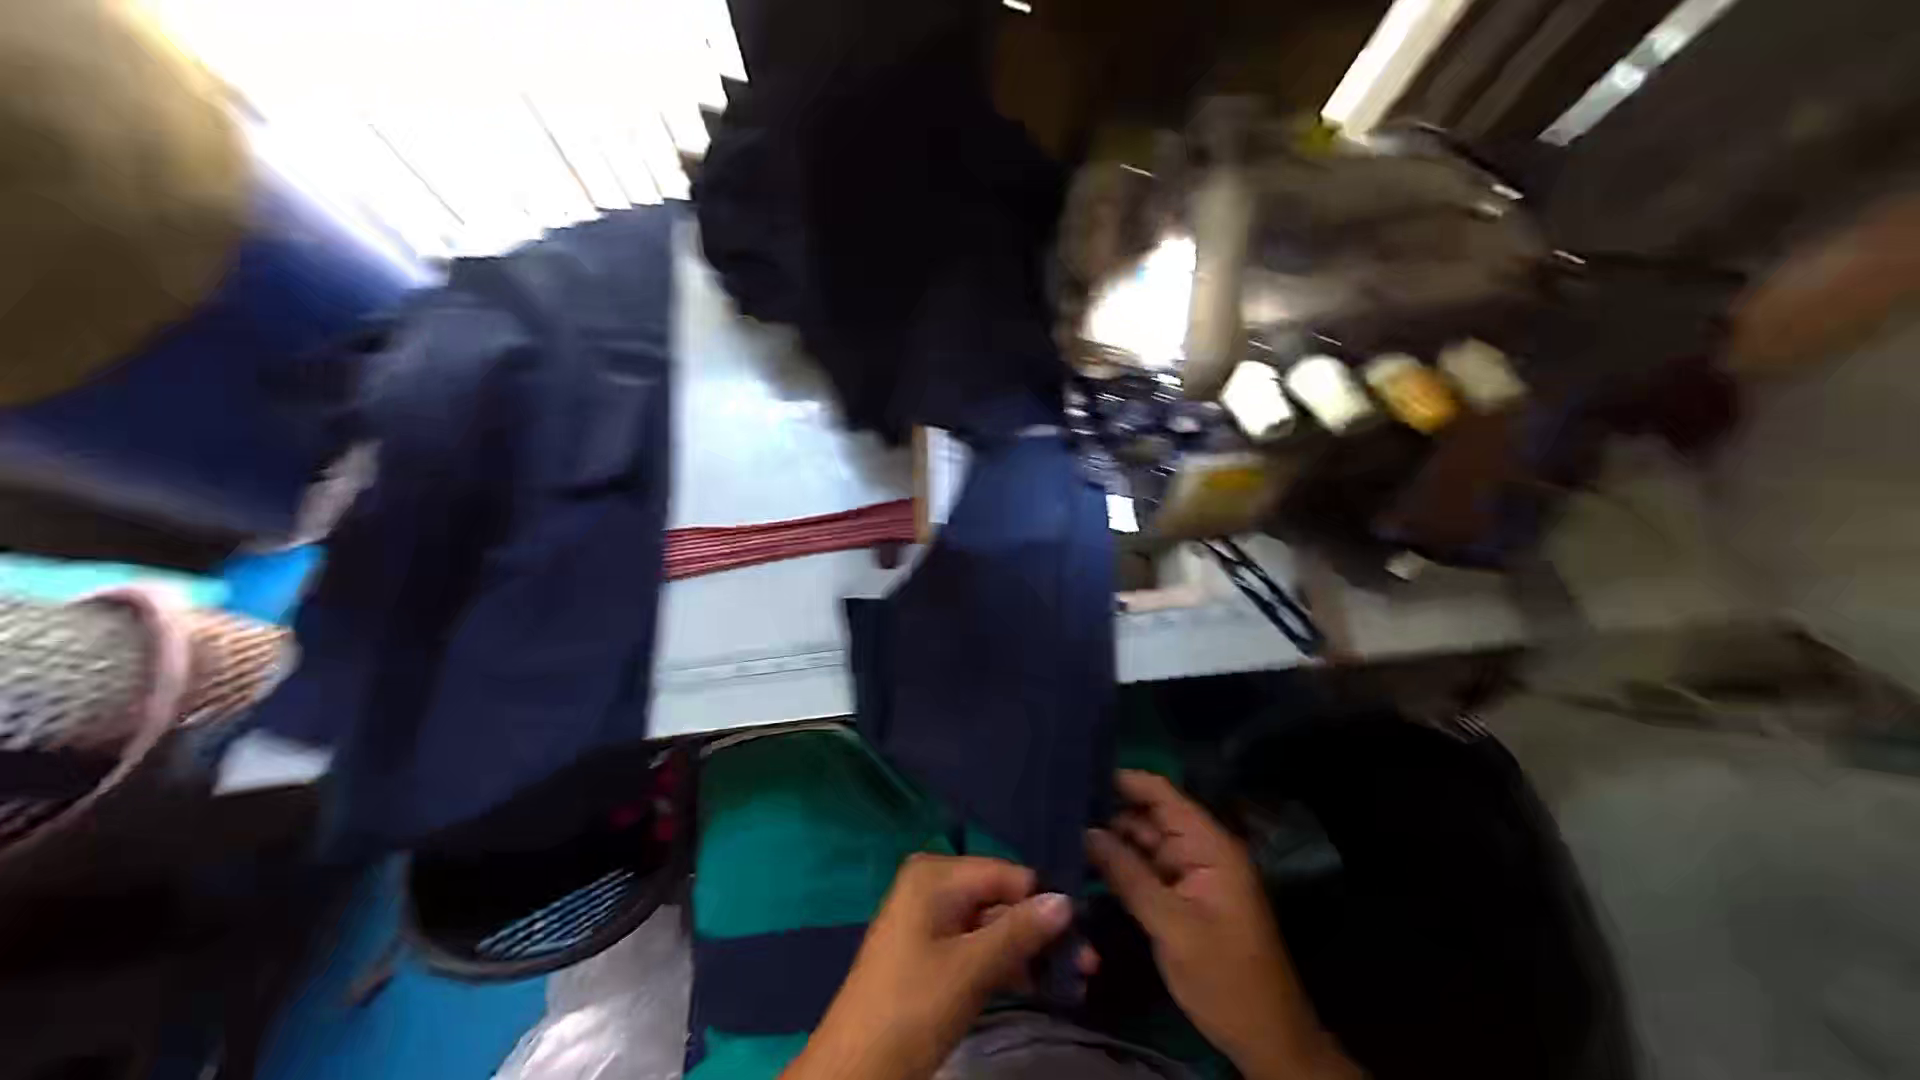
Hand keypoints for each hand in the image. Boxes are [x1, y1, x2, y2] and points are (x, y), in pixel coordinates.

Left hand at [783, 854, 1075, 1079]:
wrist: (856, 1071)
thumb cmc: (912, 1008)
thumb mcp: (970, 968)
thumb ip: (1019, 931)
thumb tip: (1066, 900)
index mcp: (934, 875)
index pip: (1006, 874)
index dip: (1045, 899)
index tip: (1086, 930)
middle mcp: (934, 887)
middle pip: (1001, 899)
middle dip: (1042, 930)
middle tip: (1088, 963)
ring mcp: (933, 922)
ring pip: (994, 927)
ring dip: (1032, 951)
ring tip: (1078, 977)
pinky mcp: (935, 955)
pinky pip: (980, 948)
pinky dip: (1009, 965)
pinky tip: (1044, 984)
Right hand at [1088, 770, 1360, 1079]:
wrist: (1267, 1041)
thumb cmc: (1226, 978)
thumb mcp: (1173, 926)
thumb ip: (1128, 876)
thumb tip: (1085, 833)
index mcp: (1209, 846)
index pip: (1162, 794)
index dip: (1123, 780)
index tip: (1077, 773)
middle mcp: (1198, 851)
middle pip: (1147, 817)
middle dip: (1106, 810)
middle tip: (1054, 806)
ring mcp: (1188, 875)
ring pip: (1141, 844)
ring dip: (1107, 838)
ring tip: (1058, 827)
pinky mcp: (1179, 899)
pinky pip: (1144, 870)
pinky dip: (1117, 865)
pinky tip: (1081, 859)